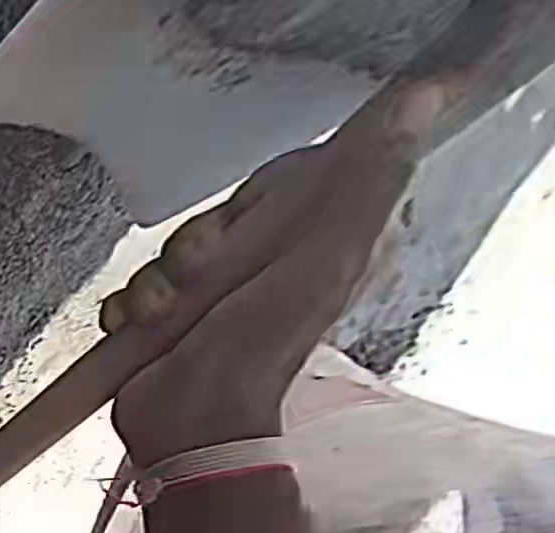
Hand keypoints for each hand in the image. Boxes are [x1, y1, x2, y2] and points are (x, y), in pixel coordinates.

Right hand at [103, 82, 450, 465]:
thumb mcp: (323, 261)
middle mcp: (256, 273)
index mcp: (311, 251)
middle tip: (195, 271)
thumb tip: (428, 93)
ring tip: (158, 313)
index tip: (244, 219)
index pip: (278, 190)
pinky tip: (134, 326)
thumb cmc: (254, 349)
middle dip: (192, 245)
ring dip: (152, 282)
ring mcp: (201, 304)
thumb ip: (366, 185)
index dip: (254, 197)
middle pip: (212, 225)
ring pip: (163, 261)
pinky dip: (126, 309)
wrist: (188, 417)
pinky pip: (129, 296)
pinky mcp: (154, 328)